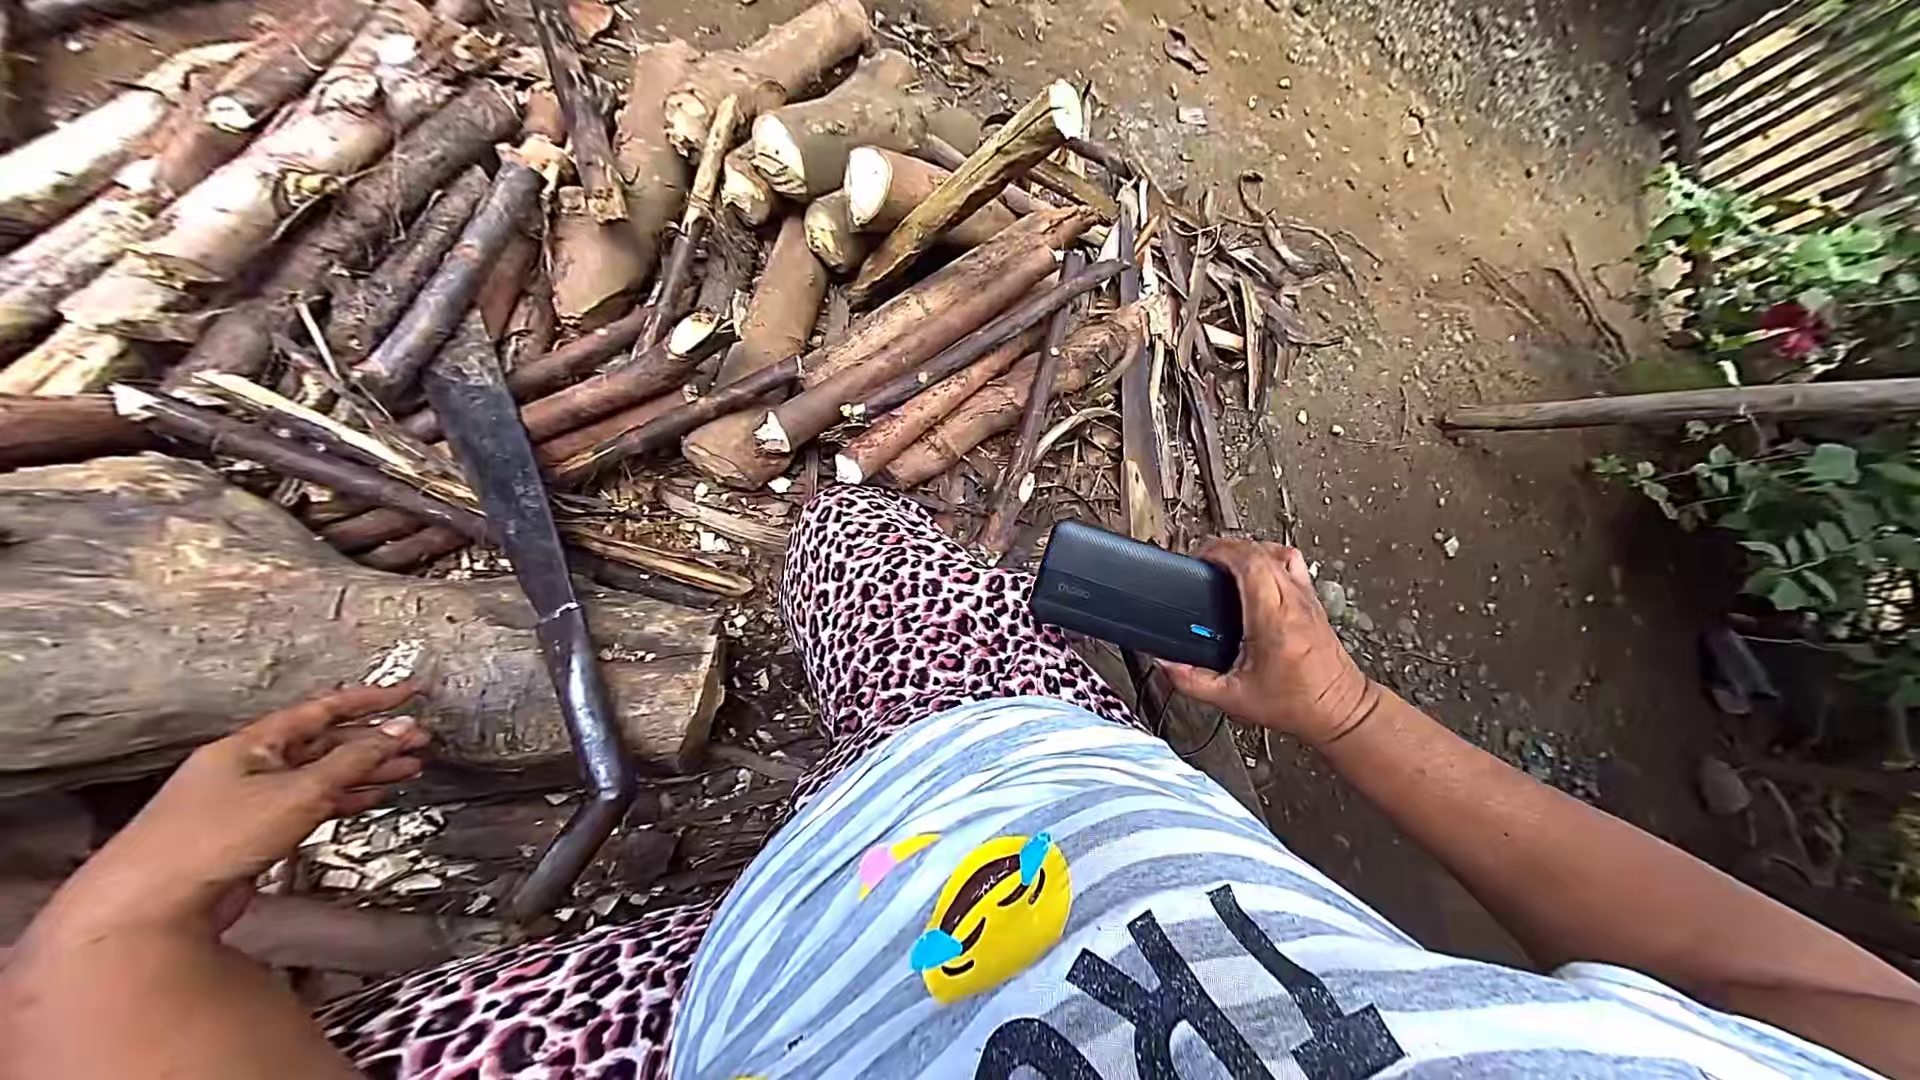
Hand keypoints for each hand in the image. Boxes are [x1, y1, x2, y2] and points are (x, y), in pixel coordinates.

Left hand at [33, 684, 428, 941]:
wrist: (144, 915)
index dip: (371, 700)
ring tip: (409, 769)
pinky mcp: (251, 832)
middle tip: (419, 740)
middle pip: (325, 743)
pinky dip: (345, 797)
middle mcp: (246, 767)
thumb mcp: (301, 790)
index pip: (323, 709)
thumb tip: (400, 729)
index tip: (409, 694)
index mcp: (249, 745)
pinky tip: (372, 797)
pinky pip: (311, 802)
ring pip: (322, 774)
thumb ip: (358, 757)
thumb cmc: (212, 840)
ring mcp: (247, 801)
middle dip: (376, 741)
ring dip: (367, 770)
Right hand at [1159, 539, 1381, 745]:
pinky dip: (1267, 557)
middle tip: (1205, 560)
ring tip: (1227, 562)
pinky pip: (1291, 562)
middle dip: (1227, 548)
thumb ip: (1192, 682)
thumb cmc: (1297, 705)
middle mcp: (1293, 603)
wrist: (1340, 712)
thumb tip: (1166, 664)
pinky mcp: (1312, 601)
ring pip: (1277, 551)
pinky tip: (1253, 573)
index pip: (1250, 564)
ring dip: (1248, 549)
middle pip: (1260, 551)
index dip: (1221, 552)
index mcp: (1274, 622)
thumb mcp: (1233, 699)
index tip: (1201, 558)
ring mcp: (1306, 599)